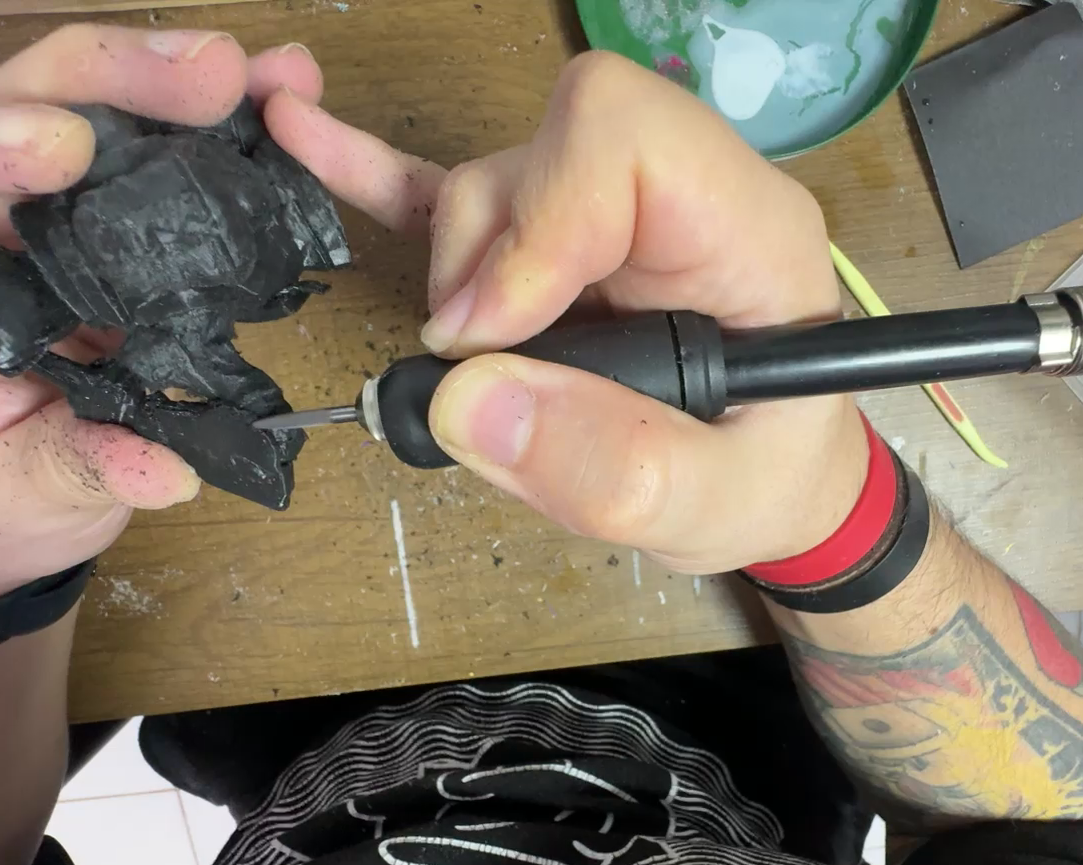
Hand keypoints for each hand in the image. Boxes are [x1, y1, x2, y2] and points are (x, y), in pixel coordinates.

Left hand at [0, 26, 330, 598]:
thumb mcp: (13, 491)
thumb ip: (79, 465)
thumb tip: (166, 469)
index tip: (60, 146)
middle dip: (105, 84)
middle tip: (215, 73)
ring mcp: (28, 220)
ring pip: (81, 117)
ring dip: (175, 91)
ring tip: (272, 80)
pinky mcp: (99, 239)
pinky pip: (149, 178)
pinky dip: (211, 145)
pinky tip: (275, 125)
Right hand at [267, 52, 866, 573]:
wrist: (772, 477)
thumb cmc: (768, 484)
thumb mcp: (716, 505)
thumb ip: (617, 469)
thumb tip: (467, 402)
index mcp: (746, 233)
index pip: (625, 142)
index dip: (536, 223)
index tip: (489, 337)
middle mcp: (680, 200)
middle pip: (544, 156)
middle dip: (482, 263)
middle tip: (479, 370)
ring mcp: (610, 219)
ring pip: (495, 187)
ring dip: (455, 276)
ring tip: (477, 368)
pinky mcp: (560, 253)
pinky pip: (465, 197)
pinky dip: (390, 183)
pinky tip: (309, 142)